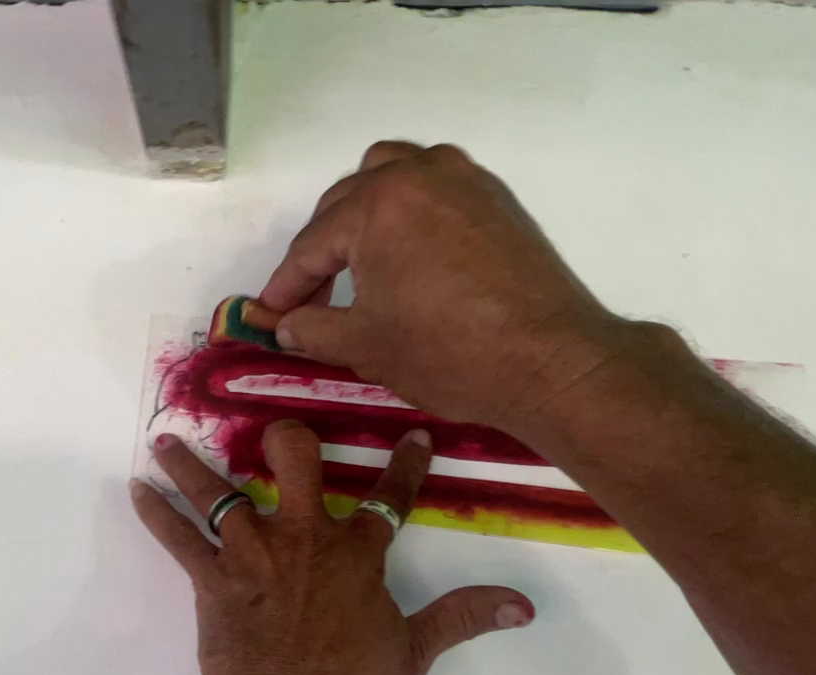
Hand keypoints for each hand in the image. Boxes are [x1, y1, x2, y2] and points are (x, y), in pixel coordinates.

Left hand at [132, 419, 532, 674]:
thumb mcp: (415, 653)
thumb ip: (462, 618)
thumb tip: (524, 606)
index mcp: (356, 555)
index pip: (390, 499)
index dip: (405, 466)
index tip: (414, 436)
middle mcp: (302, 539)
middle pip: (295, 463)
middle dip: (289, 440)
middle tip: (280, 435)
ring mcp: (253, 554)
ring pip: (219, 491)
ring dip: (190, 463)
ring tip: (164, 437)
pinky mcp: (212, 580)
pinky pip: (178, 539)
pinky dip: (155, 514)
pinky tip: (137, 490)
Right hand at [258, 141, 676, 433]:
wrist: (547, 360)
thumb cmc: (446, 353)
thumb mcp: (364, 347)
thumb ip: (311, 328)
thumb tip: (284, 325)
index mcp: (375, 205)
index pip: (309, 247)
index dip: (283, 288)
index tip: (267, 317)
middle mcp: (416, 174)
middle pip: (343, 204)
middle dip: (319, 254)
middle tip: (313, 305)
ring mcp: (461, 178)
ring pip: (389, 177)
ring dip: (361, 215)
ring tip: (357, 265)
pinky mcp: (493, 196)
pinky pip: (431, 187)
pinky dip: (405, 212)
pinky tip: (406, 257)